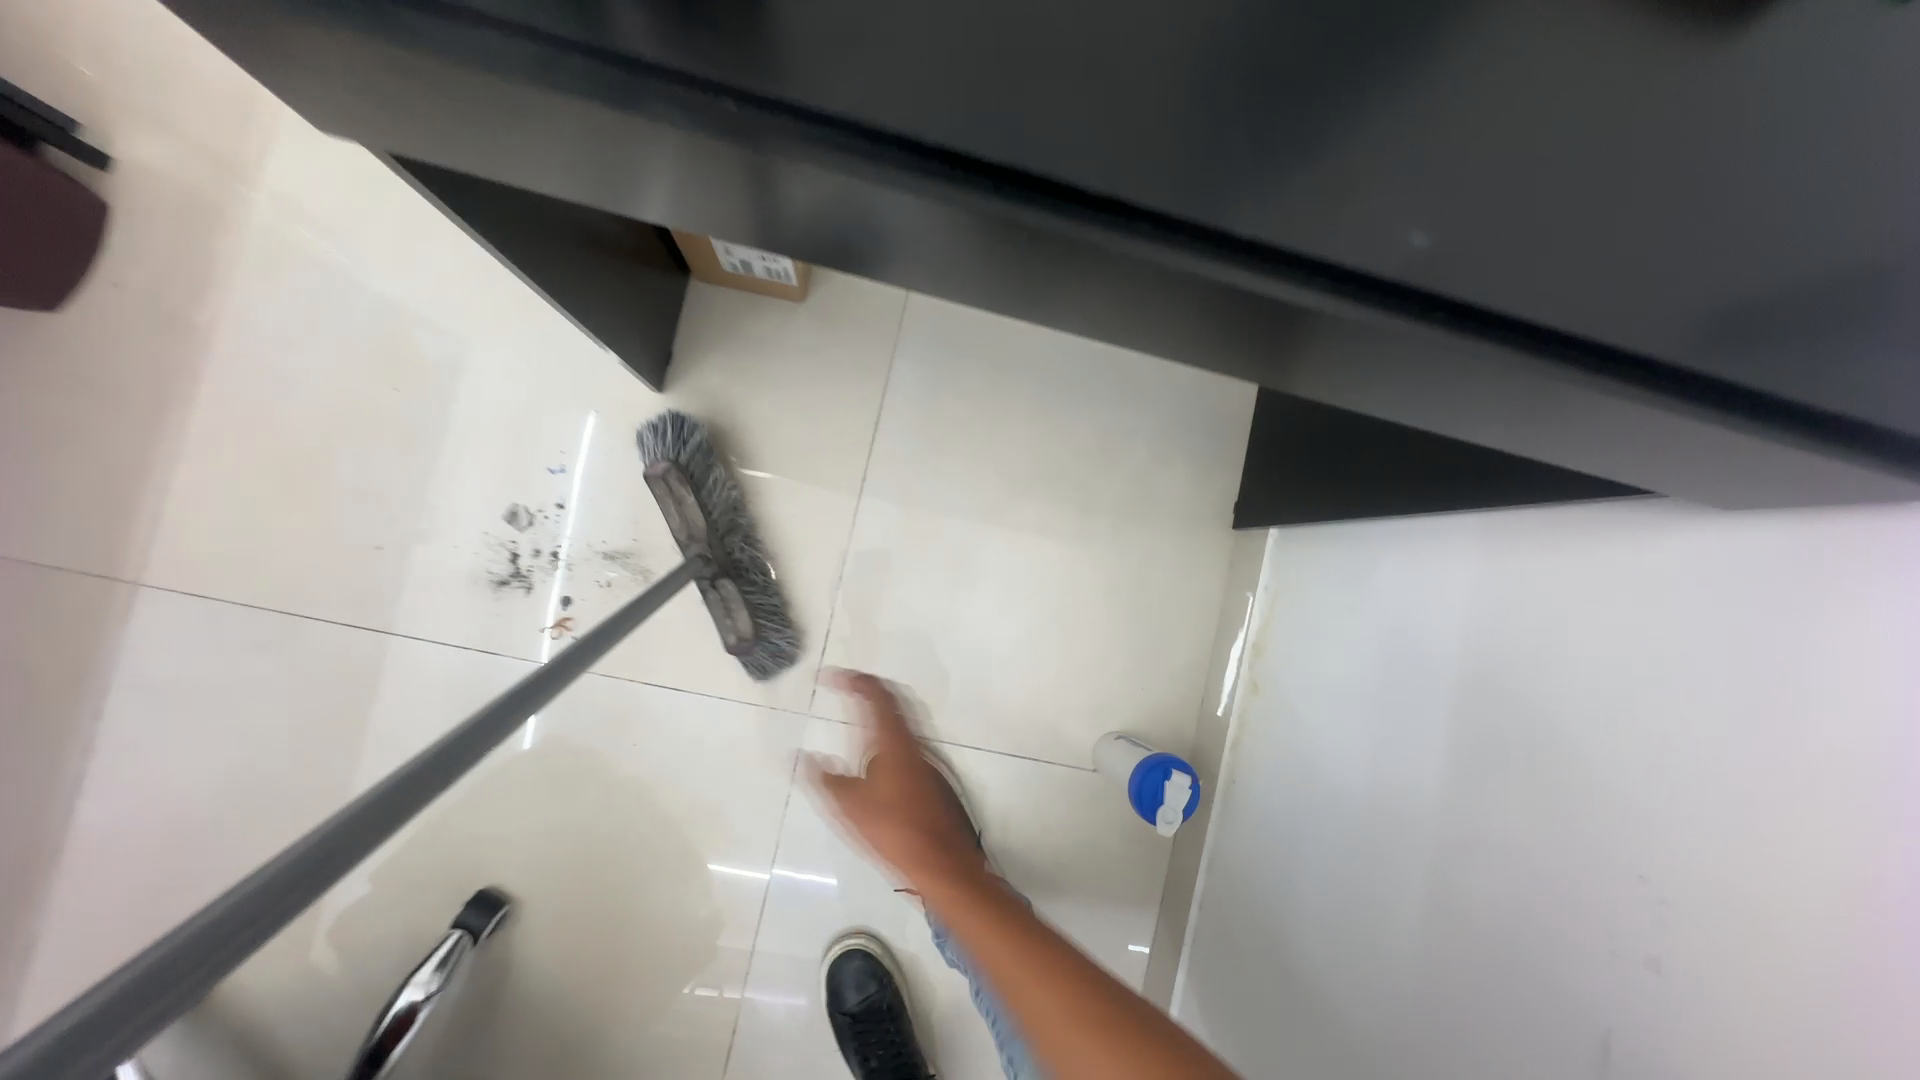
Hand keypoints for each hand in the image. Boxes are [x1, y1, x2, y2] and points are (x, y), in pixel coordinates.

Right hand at [806, 670, 989, 890]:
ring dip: (882, 708)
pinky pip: (910, 738)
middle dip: (869, 688)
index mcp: (892, 740)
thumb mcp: (848, 806)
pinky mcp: (933, 775)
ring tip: (860, 711)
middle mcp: (914, 741)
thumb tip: (800, 757)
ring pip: (905, 719)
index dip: (853, 679)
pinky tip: (879, 750)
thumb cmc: (893, 830)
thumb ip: (824, 777)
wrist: (941, 860)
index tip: (831, 676)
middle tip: (848, 686)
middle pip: (895, 700)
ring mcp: (928, 758)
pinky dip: (891, 729)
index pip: (875, 694)